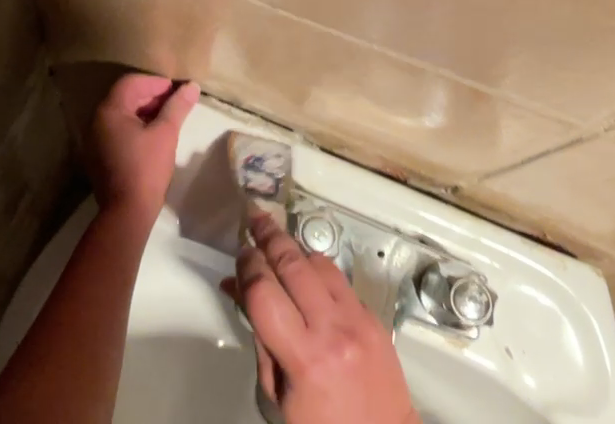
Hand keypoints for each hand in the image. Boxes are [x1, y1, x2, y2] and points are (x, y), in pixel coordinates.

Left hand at [89, 74, 198, 219]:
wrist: (127, 212)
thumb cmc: (147, 169)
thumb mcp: (165, 134)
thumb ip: (177, 107)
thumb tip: (192, 86)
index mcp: (109, 110)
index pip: (132, 82)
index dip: (156, 82)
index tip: (177, 90)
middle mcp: (96, 120)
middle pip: (125, 97)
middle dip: (151, 96)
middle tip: (175, 103)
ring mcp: (94, 139)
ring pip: (121, 114)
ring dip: (144, 111)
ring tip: (167, 118)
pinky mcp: (98, 154)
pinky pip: (117, 130)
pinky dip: (134, 126)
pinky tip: (152, 136)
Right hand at [226, 212, 418, 423]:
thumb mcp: (278, 395)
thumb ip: (260, 339)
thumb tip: (238, 290)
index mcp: (305, 358)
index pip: (265, 292)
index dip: (247, 266)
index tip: (239, 254)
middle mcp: (334, 331)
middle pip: (293, 266)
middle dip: (269, 238)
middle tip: (254, 219)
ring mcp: (360, 321)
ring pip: (321, 264)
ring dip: (296, 249)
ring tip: (277, 240)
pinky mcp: (376, 320)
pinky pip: (342, 282)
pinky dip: (319, 272)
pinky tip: (306, 273)